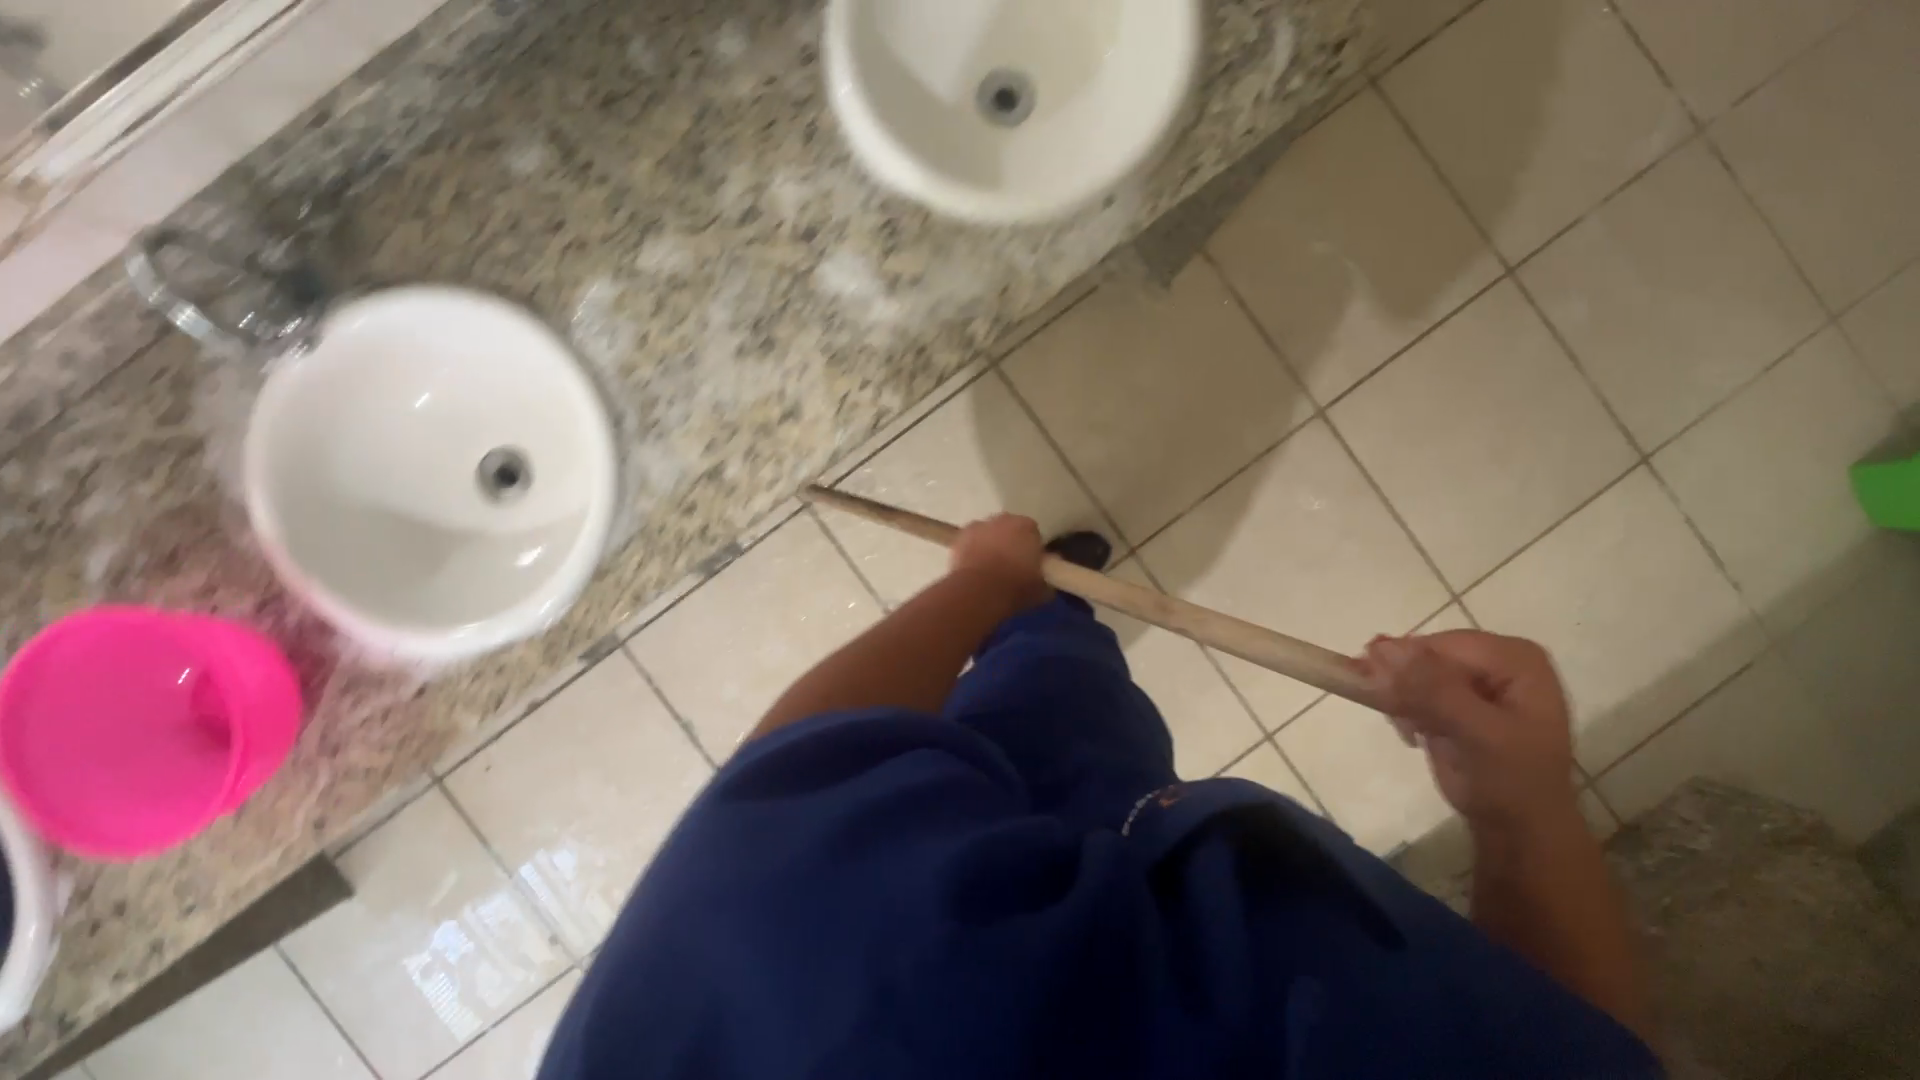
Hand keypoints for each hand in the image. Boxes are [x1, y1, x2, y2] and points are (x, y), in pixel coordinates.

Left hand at [949, 513, 1051, 612]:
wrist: (979, 591)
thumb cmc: (1015, 587)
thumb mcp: (1041, 588)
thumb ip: (1045, 578)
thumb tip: (1044, 579)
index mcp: (1027, 527)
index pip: (1033, 533)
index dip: (1031, 548)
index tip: (1030, 563)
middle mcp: (1003, 519)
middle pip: (1009, 528)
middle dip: (1010, 542)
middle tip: (1010, 564)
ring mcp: (979, 526)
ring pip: (988, 533)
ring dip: (989, 544)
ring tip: (989, 567)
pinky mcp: (959, 537)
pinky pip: (969, 541)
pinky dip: (971, 550)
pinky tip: (972, 567)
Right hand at [1362, 630, 1578, 835]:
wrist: (1518, 828)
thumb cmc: (1511, 781)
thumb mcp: (1477, 733)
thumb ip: (1433, 689)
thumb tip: (1380, 647)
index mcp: (1515, 658)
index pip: (1443, 645)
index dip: (1405, 662)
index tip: (1372, 687)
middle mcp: (1495, 660)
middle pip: (1426, 655)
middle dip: (1403, 684)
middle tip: (1393, 715)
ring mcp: (1473, 679)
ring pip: (1413, 671)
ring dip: (1400, 699)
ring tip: (1411, 732)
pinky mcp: (1454, 699)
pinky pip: (1411, 688)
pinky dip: (1403, 708)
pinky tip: (1414, 734)